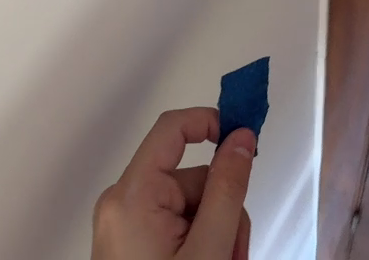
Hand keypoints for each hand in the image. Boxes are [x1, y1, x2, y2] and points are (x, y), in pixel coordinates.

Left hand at [92, 107, 253, 259]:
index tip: (245, 136)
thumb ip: (228, 189)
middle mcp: (124, 202)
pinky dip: (202, 244)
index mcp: (132, 195)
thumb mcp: (209, 249)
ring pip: (192, 205)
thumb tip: (242, 137)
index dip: (210, 122)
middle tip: (236, 249)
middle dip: (224, 208)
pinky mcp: (133, 245)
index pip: (172, 129)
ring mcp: (127, 225)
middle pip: (192, 177)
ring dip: (218, 232)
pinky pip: (179, 226)